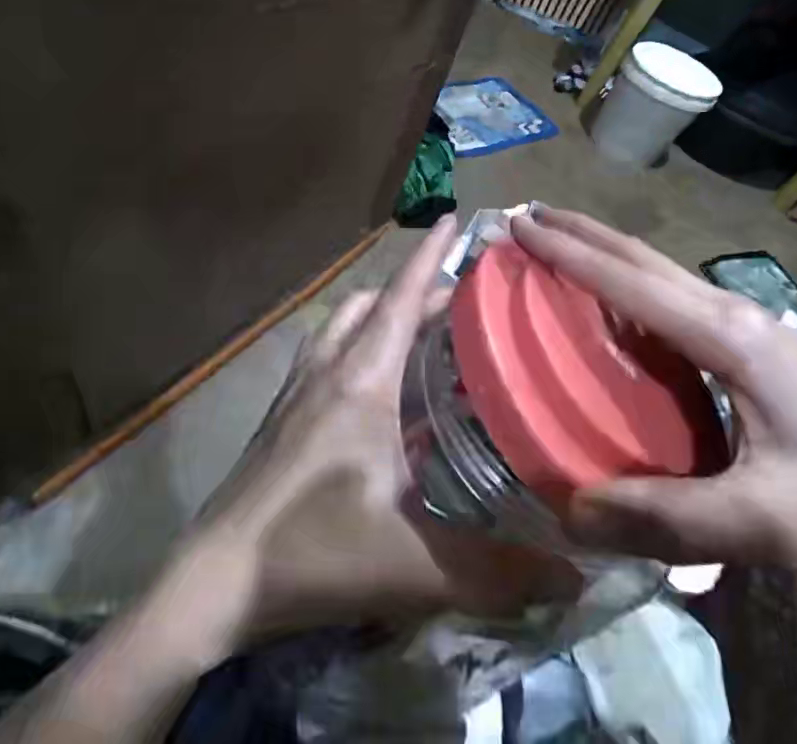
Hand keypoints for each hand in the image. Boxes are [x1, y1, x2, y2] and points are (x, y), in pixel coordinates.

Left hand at [183, 215, 576, 644]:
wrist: (218, 576)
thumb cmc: (315, 552)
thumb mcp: (415, 565)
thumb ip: (499, 573)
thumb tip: (578, 577)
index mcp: (361, 382)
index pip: (402, 301)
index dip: (430, 257)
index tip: (457, 219)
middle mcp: (327, 370)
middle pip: (374, 304)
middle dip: (417, 288)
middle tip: (465, 300)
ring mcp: (297, 389)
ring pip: (344, 324)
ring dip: (382, 313)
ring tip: (423, 332)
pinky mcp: (282, 413)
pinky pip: (325, 353)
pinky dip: (357, 344)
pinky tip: (378, 387)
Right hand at [510, 207, 796, 616]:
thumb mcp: (769, 523)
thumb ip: (670, 517)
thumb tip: (571, 509)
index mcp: (730, 336)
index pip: (632, 280)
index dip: (569, 251)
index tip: (518, 225)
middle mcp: (731, 316)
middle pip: (641, 258)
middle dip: (578, 232)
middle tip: (522, 217)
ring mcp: (743, 331)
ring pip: (654, 275)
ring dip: (600, 253)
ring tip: (552, 245)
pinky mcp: (746, 351)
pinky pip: (666, 304)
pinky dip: (622, 287)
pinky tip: (604, 305)